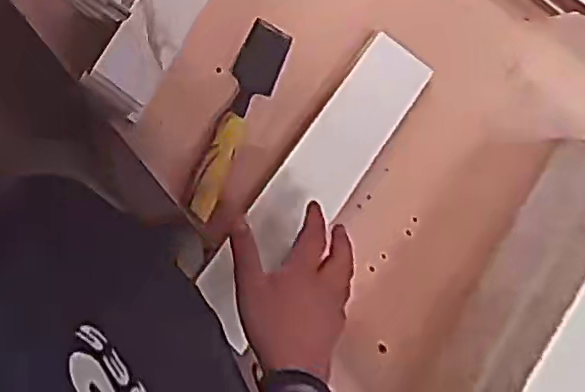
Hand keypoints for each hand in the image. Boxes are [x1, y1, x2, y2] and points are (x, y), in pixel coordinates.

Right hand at [230, 202, 352, 378]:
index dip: (316, 220)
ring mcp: (332, 310)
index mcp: (304, 271)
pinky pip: (343, 300)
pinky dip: (341, 287)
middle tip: (339, 229)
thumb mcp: (249, 284)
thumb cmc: (272, 328)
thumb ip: (245, 250)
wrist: (293, 374)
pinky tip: (335, 295)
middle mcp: (323, 287)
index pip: (315, 238)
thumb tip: (239, 221)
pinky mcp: (334, 329)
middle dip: (340, 240)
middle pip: (340, 258)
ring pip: (345, 279)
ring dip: (345, 262)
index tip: (315, 209)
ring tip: (342, 256)